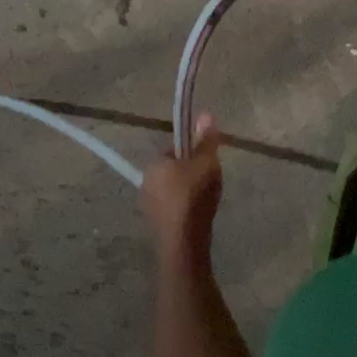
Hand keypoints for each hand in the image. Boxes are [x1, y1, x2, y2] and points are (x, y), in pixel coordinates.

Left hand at [142, 113, 223, 258]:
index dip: (192, 152)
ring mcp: (149, 207)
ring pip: (173, 190)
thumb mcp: (206, 162)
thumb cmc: (193, 195)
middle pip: (173, 170)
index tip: (207, 160)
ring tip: (208, 196)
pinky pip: (173, 207)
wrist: (184, 242)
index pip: (173, 150)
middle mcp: (145, 183)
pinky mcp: (156, 225)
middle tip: (210, 178)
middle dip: (190, 172)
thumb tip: (205, 114)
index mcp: (154, 165)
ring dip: (188, 190)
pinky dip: (185, 207)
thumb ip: (206, 140)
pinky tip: (200, 212)